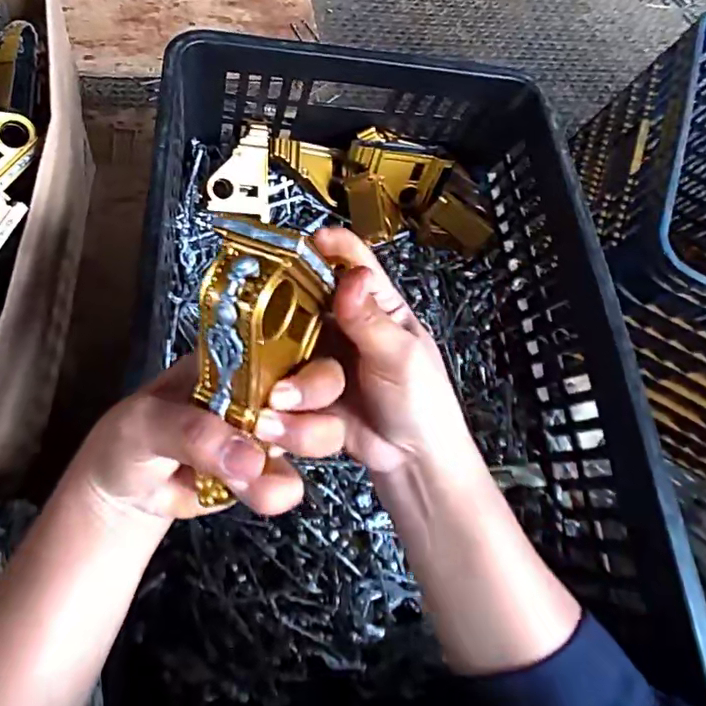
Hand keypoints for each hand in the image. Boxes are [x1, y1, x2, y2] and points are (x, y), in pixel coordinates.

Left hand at [68, 357, 347, 521]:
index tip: (283, 391)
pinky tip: (245, 492)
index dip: (301, 357)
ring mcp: (269, 428)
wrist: (123, 491)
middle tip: (271, 425)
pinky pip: (291, 479)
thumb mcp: (146, 423)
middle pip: (323, 378)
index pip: (288, 337)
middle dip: (314, 399)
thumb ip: (191, 432)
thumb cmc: (130, 436)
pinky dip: (277, 490)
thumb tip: (250, 458)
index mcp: (234, 354)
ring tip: (252, 467)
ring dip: (301, 444)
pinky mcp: (265, 471)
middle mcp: (262, 383)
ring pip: (322, 428)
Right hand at [276, 228, 484, 479]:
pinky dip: (289, 404)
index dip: (328, 245)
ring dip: (295, 376)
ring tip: (297, 399)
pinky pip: (287, 385)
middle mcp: (344, 324)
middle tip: (280, 335)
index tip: (304, 243)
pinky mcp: (307, 387)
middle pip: (305, 300)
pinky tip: (297, 418)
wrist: (412, 462)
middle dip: (290, 318)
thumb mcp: (402, 356)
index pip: (351, 260)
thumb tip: (353, 278)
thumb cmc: (424, 405)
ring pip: (290, 347)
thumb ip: (371, 319)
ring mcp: (323, 356)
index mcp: (375, 305)